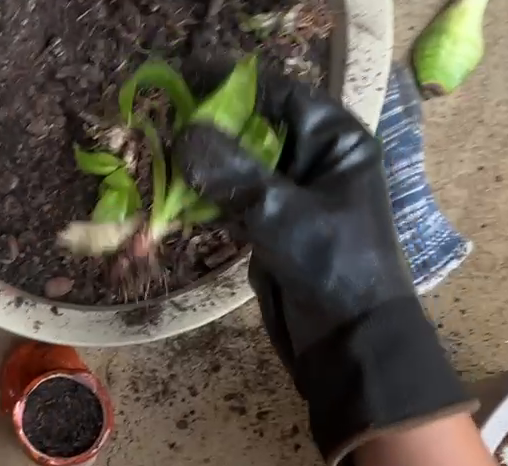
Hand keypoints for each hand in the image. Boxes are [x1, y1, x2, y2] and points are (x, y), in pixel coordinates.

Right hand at [178, 75, 472, 465]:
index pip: (279, 96)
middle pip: (254, 132)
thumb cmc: (334, 267)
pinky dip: (205, 204)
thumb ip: (233, 174)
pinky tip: (175, 201)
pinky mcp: (270, 234)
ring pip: (238, 171)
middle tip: (162, 125)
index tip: (183, 82)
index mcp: (335, 143)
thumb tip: (183, 135)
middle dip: (210, 129)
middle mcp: (313, 164)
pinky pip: (232, 206)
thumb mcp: (283, 214)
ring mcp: (290, 200)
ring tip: (159, 161)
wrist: (348, 341)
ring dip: (201, 170)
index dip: (232, 86)